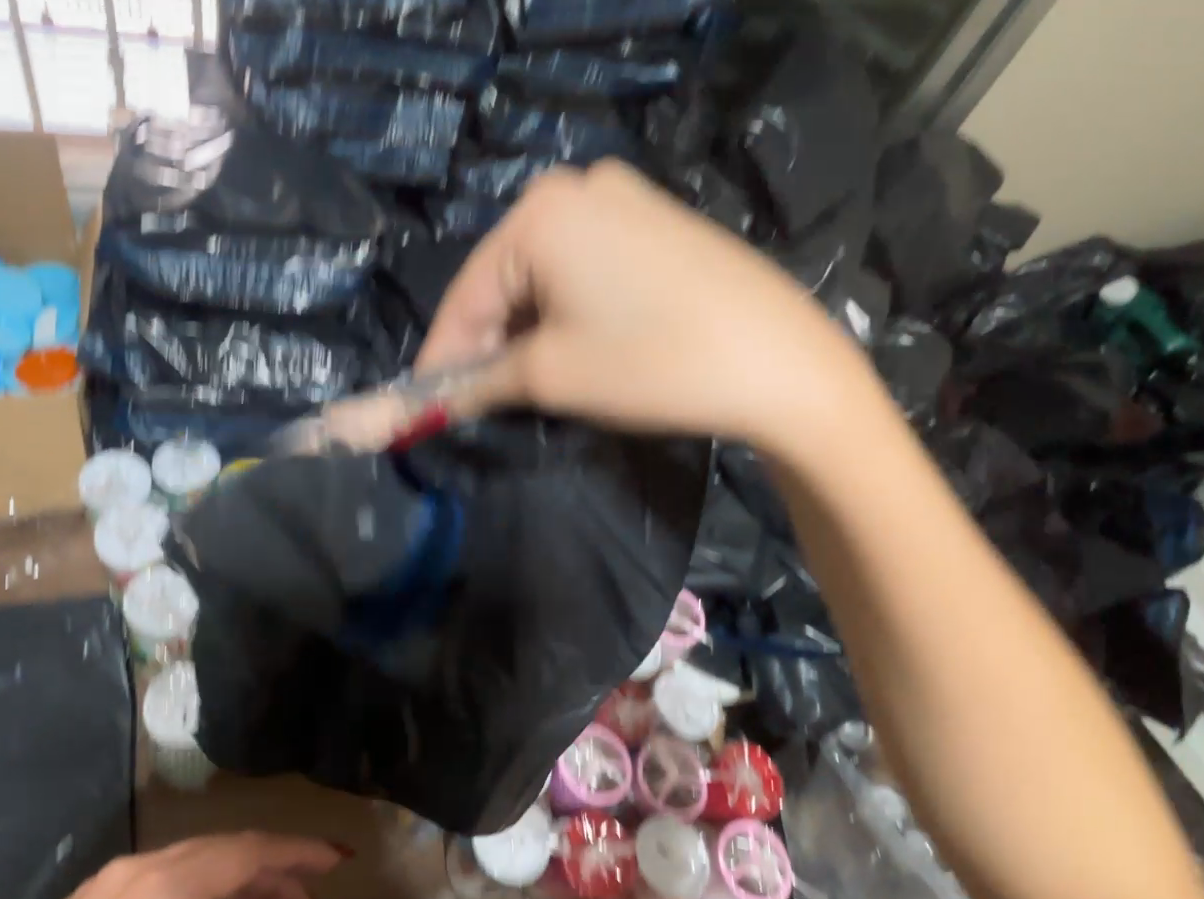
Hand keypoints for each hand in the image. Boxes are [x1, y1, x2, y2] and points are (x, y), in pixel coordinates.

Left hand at [0, 832, 342, 898]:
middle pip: (218, 849)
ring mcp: (100, 883)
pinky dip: (193, 891)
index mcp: (163, 890)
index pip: (248, 851)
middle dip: (268, 869)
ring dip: (230, 881)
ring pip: (185, 861)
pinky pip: (153, 878)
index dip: (298, 851)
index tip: (338, 860)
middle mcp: (133, 868)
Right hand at [417, 161, 880, 450]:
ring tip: (523, 384)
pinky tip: (571, 350)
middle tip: (475, 402)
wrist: (782, 364)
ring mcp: (625, 199)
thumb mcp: (552, 375)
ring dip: (525, 330)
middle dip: (486, 343)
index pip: (466, 294)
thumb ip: (480, 382)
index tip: (421, 406)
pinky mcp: (658, 222)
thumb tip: (434, 399)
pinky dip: (565, 312)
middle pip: (504, 280)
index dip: (441, 357)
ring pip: (544, 275)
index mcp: (541, 211)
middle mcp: (578, 187)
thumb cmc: (654, 363)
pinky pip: (584, 269)